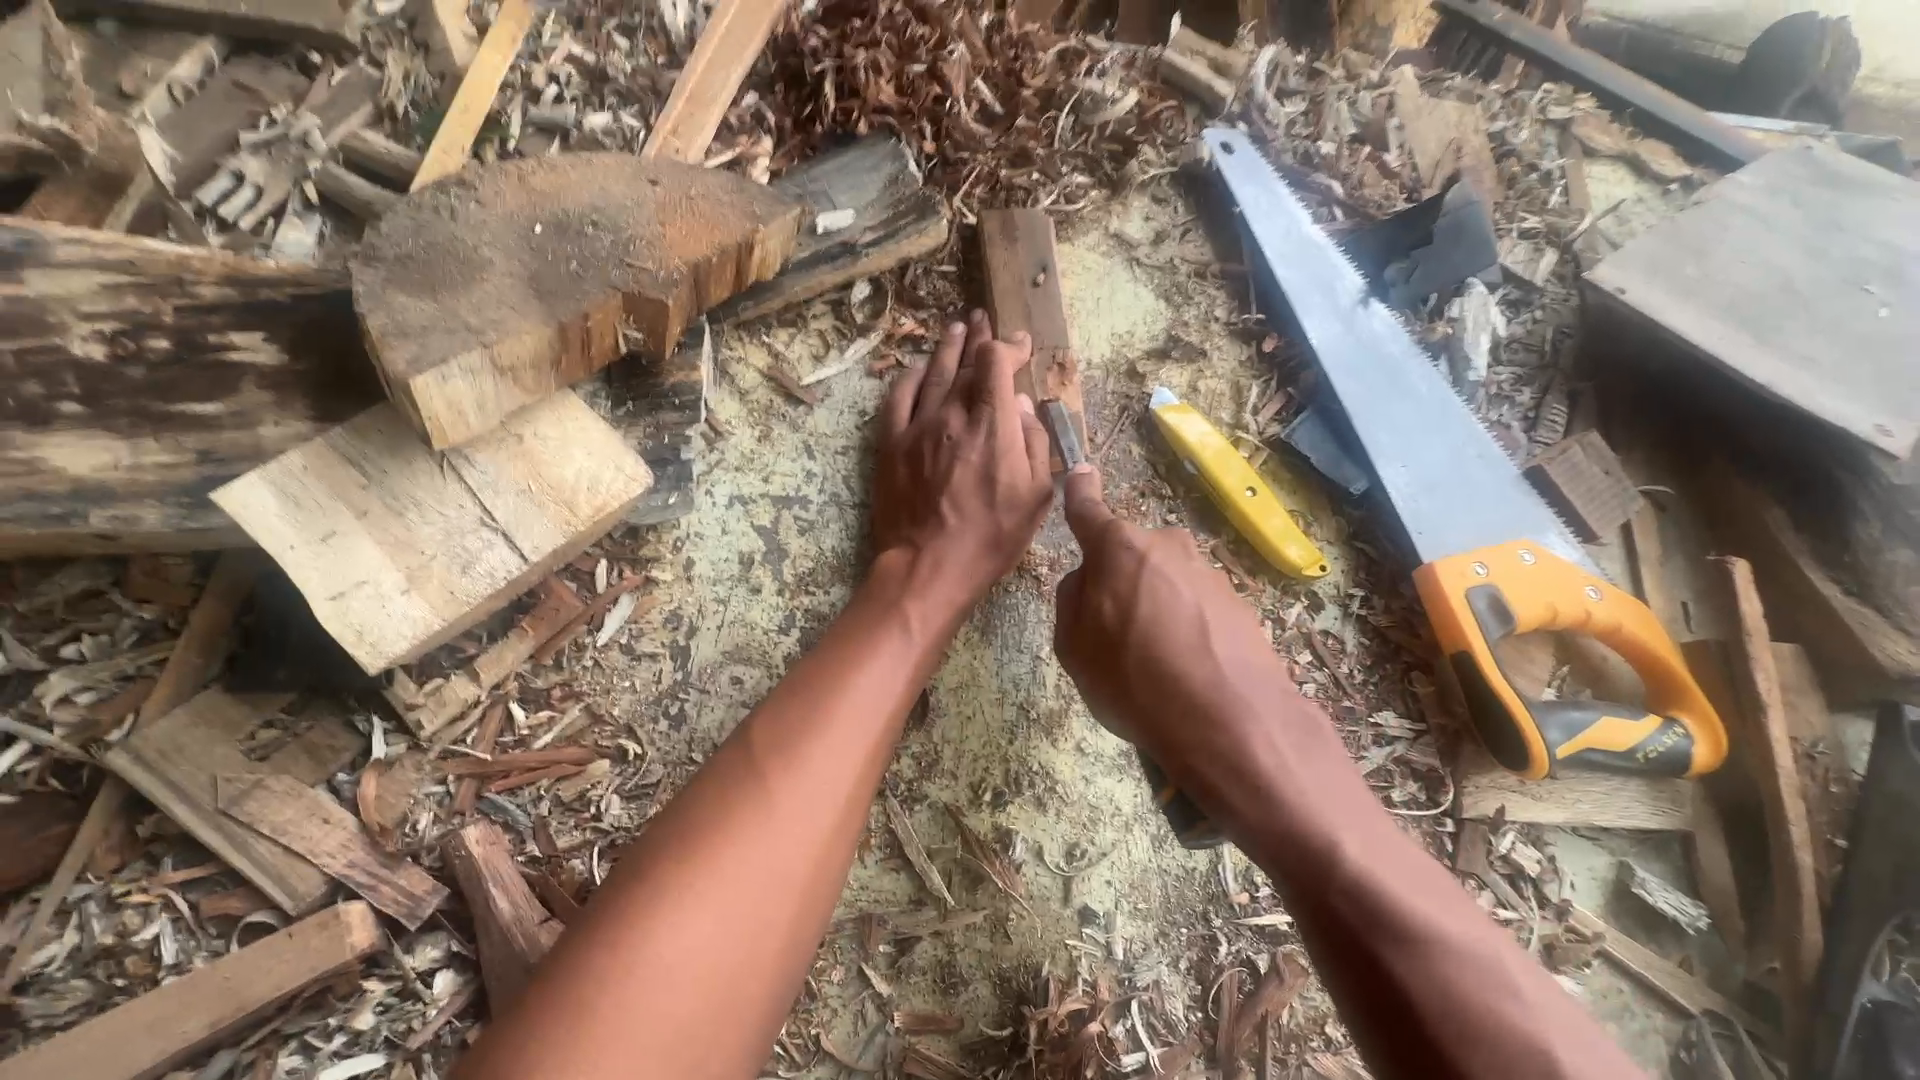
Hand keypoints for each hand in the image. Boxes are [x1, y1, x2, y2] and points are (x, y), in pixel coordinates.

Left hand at [872, 311, 1052, 610]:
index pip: (997, 364)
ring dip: (945, 348)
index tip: (1020, 344)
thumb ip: (1033, 443)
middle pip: (964, 362)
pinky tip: (916, 368)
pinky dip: (908, 377)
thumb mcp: (1035, 498)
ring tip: (955, 329)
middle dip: (978, 338)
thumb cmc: (989, 539)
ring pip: (931, 373)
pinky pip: (897, 398)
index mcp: (991, 425)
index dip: (1009, 347)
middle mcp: (951, 415)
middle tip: (982, 320)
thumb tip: (1022, 406)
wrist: (925, 568)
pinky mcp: (889, 445)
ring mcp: (915, 428)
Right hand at [1054, 466, 1293, 758]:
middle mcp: (1166, 547)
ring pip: (1166, 583)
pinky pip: (1197, 608)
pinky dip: (1188, 629)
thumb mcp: (1073, 648)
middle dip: (1121, 582)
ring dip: (1157, 609)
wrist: (1229, 719)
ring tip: (1157, 666)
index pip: (1089, 510)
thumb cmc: (1133, 679)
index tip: (1081, 473)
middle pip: (1131, 556)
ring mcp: (1207, 573)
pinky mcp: (1239, 603)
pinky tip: (1190, 671)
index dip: (1080, 493)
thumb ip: (1072, 600)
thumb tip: (1088, 578)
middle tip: (1116, 636)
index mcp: (1117, 548)